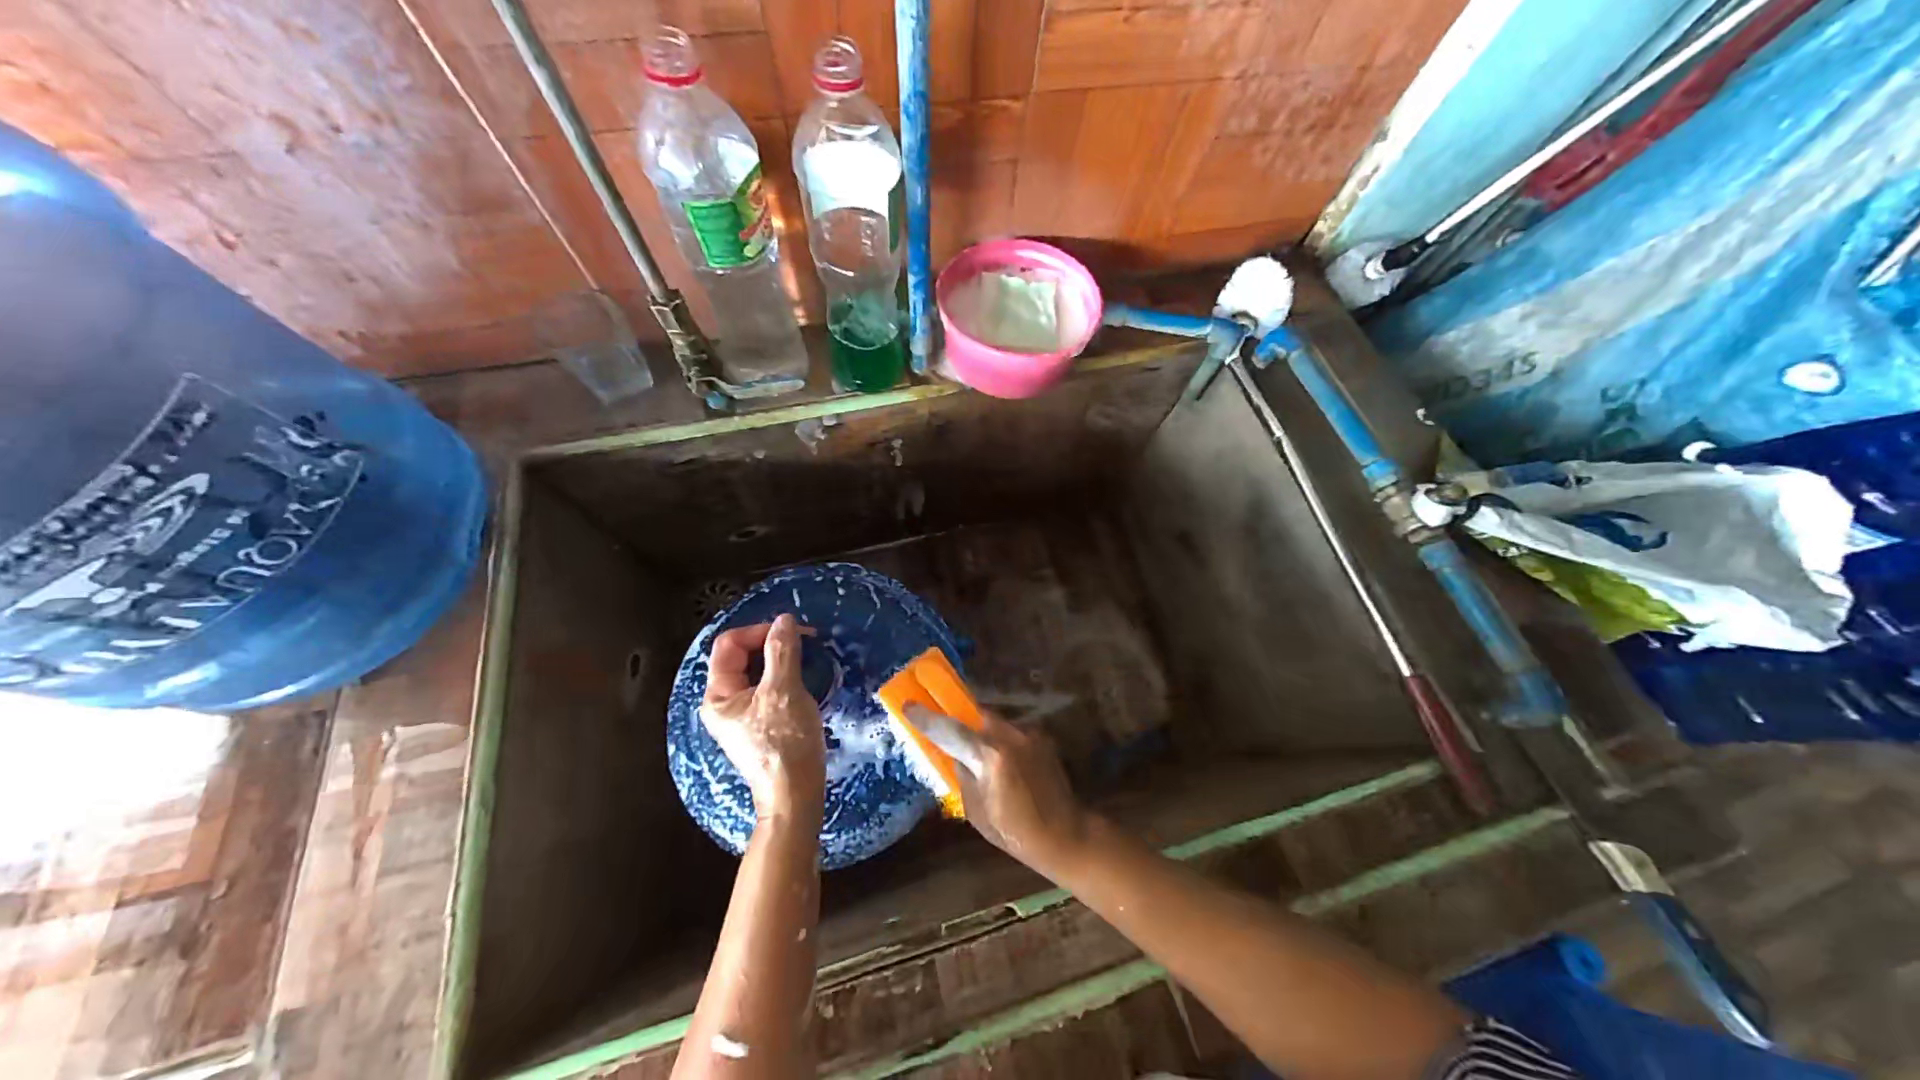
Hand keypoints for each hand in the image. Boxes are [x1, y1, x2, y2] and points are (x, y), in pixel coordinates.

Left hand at [701, 614, 825, 823]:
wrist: (795, 794)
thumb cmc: (786, 742)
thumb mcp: (784, 691)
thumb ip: (782, 651)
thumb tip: (784, 620)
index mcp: (717, 695)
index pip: (729, 644)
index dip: (759, 630)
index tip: (793, 631)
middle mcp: (723, 704)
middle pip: (742, 657)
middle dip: (772, 644)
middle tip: (804, 641)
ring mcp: (741, 717)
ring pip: (758, 674)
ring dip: (782, 661)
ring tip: (808, 660)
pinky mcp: (760, 726)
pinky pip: (768, 691)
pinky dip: (785, 679)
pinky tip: (805, 683)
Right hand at [914, 708, 1090, 876]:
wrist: (1065, 834)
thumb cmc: (1014, 832)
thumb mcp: (975, 809)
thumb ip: (962, 775)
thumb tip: (955, 755)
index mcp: (990, 756)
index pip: (950, 730)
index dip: (926, 717)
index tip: (907, 704)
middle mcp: (1010, 736)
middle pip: (975, 716)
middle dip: (958, 719)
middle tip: (943, 726)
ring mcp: (1029, 734)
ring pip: (994, 722)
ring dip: (981, 731)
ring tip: (975, 753)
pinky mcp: (1041, 738)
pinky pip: (1011, 732)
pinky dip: (999, 741)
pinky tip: (1000, 762)